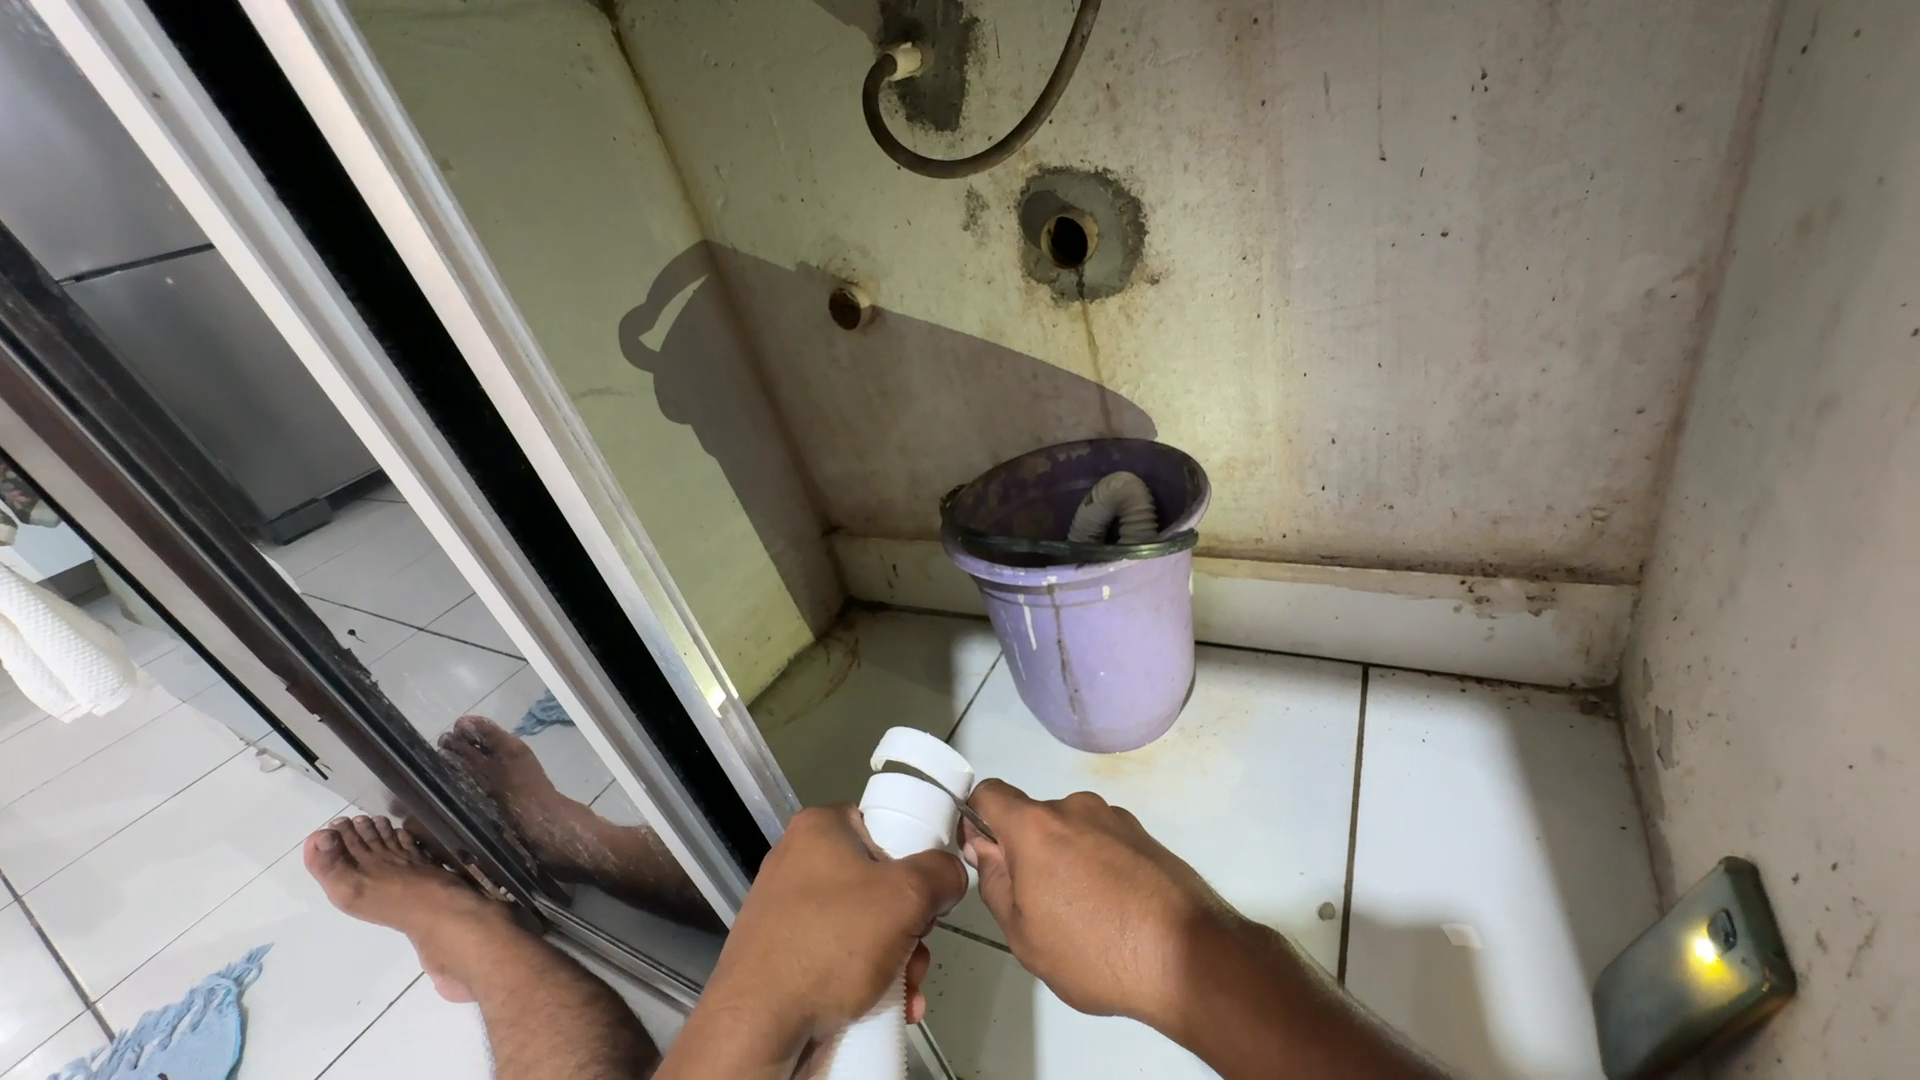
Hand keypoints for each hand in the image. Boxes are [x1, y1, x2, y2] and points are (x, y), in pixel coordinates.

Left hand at [697, 805, 966, 1059]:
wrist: (755, 1026)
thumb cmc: (831, 942)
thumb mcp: (906, 895)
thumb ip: (941, 873)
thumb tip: (949, 875)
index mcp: (818, 827)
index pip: (882, 822)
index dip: (914, 856)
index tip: (926, 894)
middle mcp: (797, 859)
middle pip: (878, 880)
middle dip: (910, 924)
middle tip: (917, 949)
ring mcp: (784, 908)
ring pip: (863, 923)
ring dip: (896, 957)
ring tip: (905, 991)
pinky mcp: (779, 951)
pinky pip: (837, 953)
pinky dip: (866, 977)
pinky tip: (887, 1005)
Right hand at [964, 779, 1235, 1029]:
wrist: (1189, 958)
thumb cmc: (1094, 951)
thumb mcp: (1023, 934)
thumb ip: (994, 882)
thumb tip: (986, 848)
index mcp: (1036, 826)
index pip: (989, 793)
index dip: (977, 820)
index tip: (985, 857)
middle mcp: (1074, 808)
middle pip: (1033, 818)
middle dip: (1027, 851)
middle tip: (1040, 905)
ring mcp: (1115, 818)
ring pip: (1071, 831)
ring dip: (1066, 859)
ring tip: (1086, 914)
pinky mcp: (1145, 835)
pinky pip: (1104, 842)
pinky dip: (1099, 865)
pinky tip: (1116, 909)